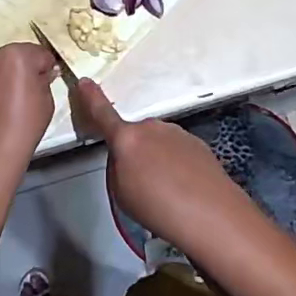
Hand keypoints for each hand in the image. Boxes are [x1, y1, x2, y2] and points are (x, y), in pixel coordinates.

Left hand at [0, 43, 55, 185]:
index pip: (42, 53)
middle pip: (20, 53)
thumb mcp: (47, 100)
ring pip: (4, 63)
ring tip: (18, 97)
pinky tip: (3, 101)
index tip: (50, 82)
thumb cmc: (25, 124)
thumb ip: (45, 80)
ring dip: (13, 73)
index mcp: (18, 54)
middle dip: (29, 67)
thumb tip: (42, 75)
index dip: (48, 68)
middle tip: (35, 89)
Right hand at [69, 78, 260, 246]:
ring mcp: (177, 133)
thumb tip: (128, 158)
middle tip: (139, 183)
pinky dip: (176, 164)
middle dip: (134, 152)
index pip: (102, 114)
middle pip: (135, 135)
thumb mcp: (120, 192)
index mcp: (127, 139)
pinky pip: (177, 150)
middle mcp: (152, 128)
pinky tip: (184, 188)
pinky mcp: (197, 143)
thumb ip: (118, 167)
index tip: (84, 82)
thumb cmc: (156, 206)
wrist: (210, 213)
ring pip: (158, 142)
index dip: (91, 98)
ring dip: (157, 159)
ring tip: (165, 191)